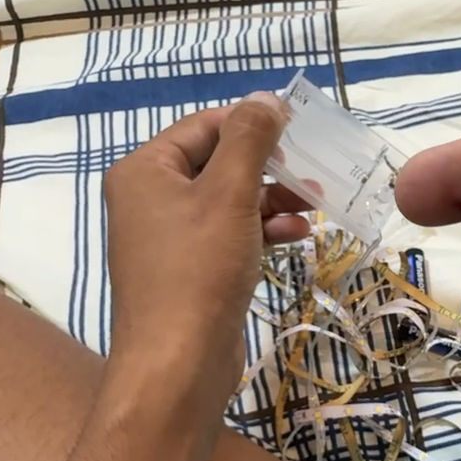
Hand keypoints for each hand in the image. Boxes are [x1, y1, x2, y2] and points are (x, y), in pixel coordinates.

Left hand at [104, 96, 309, 405]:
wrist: (178, 362)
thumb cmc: (199, 269)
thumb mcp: (229, 194)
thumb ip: (250, 140)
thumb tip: (267, 98)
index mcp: (145, 170)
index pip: (205, 127)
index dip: (253, 124)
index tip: (300, 129)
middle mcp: (150, 199)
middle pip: (218, 165)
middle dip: (269, 169)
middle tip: (311, 173)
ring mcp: (169, 238)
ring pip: (229, 203)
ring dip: (272, 201)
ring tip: (314, 205)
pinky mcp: (190, 271)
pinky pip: (228, 236)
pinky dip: (261, 232)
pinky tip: (296, 236)